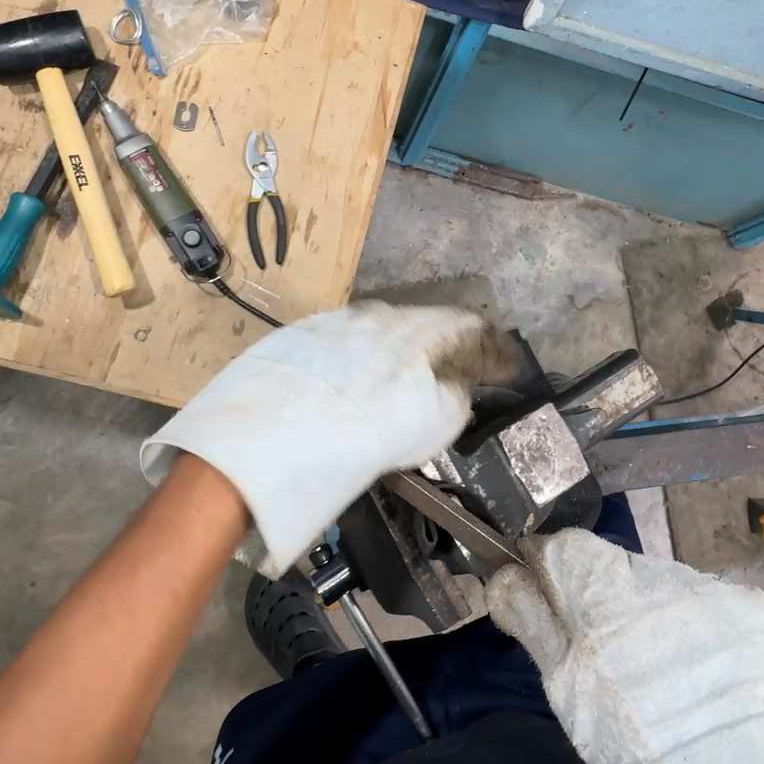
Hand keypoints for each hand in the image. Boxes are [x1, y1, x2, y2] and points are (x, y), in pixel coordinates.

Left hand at [140, 302, 488, 576]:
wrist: (264, 445)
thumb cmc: (357, 444)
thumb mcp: (427, 430)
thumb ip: (453, 400)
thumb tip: (458, 387)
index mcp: (416, 336)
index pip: (464, 328)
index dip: (486, 346)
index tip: (498, 360)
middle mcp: (378, 318)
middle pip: (422, 320)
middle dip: (442, 340)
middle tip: (452, 361)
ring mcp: (334, 323)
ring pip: (380, 324)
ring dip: (398, 341)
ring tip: (400, 366)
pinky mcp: (298, 334)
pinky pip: (341, 335)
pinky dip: (357, 349)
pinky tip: (351, 371)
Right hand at [488, 529, 763, 763]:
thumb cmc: (644, 749)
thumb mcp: (571, 696)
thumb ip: (536, 626)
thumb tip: (503, 575)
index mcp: (603, 597)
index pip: (562, 546)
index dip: (550, 567)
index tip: (546, 594)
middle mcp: (655, 576)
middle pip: (611, 565)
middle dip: (600, 596)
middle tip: (609, 653)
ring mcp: (707, 587)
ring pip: (658, 584)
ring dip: (649, 611)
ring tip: (661, 668)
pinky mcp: (750, 605)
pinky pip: (705, 600)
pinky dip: (695, 625)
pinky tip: (703, 669)